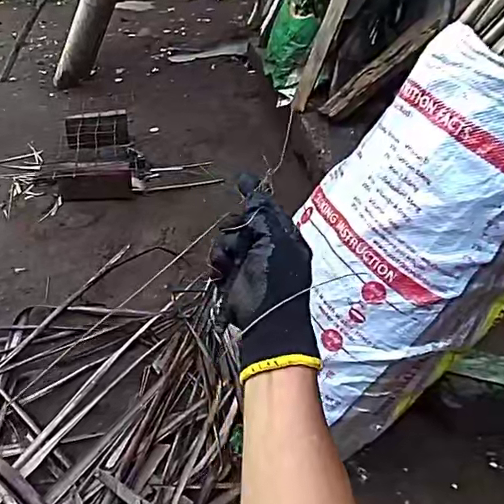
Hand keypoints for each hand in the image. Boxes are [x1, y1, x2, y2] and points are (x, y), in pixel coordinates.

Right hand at [212, 174, 319, 381]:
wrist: (265, 323)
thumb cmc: (277, 284)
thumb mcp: (275, 243)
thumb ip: (264, 217)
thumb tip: (254, 197)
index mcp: (286, 239)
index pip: (268, 210)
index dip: (253, 195)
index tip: (241, 180)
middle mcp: (268, 247)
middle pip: (243, 223)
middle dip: (236, 230)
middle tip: (237, 244)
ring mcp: (250, 263)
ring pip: (228, 240)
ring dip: (224, 248)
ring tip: (227, 263)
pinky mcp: (233, 277)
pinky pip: (220, 258)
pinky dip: (218, 262)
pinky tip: (220, 271)